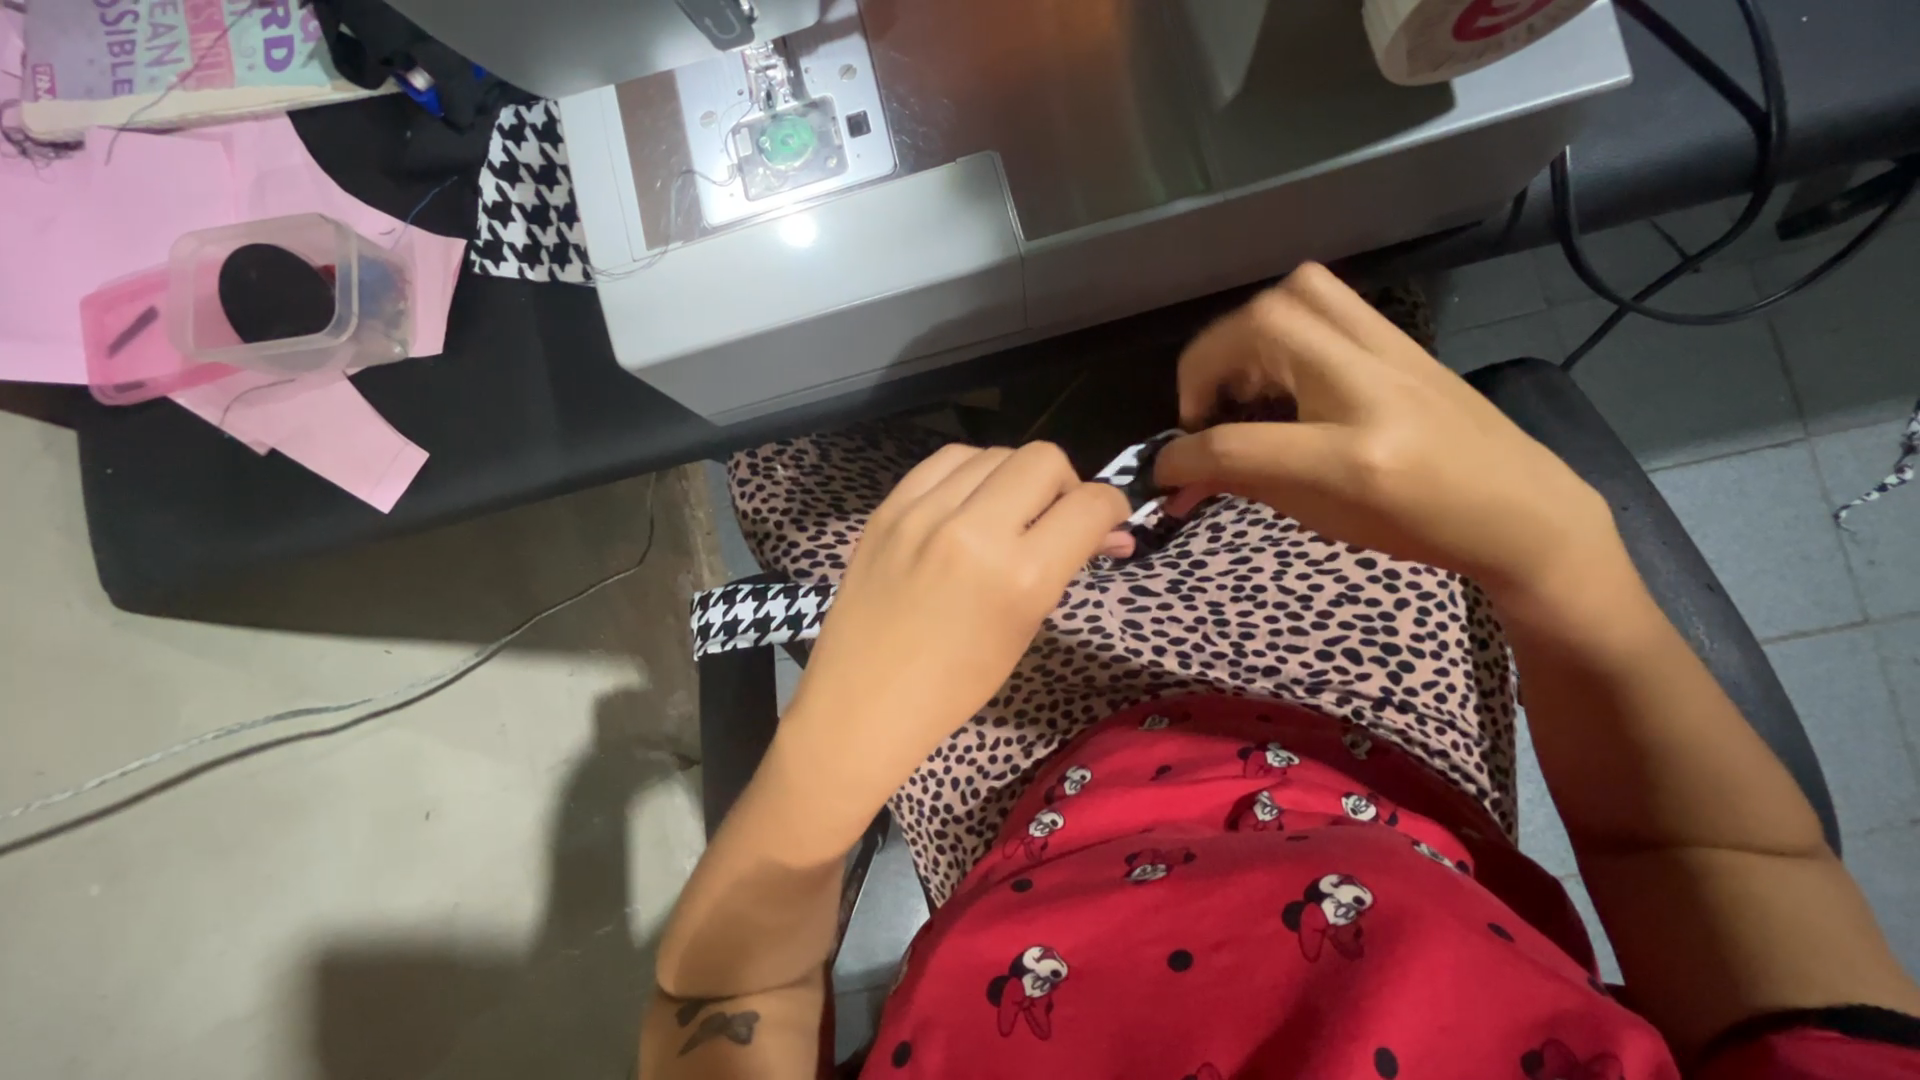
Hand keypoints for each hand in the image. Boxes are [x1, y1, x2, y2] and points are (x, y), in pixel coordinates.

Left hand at [783, 442, 1130, 798]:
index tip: (1106, 522)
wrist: (864, 700)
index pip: (1090, 505)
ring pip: (995, 453)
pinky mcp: (889, 507)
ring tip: (1007, 512)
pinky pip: (946, 461)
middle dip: (1065, 485)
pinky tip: (967, 502)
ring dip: (1016, 477)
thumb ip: (1064, 566)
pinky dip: (970, 473)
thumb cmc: (956, 683)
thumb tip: (1107, 529)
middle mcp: (975, 531)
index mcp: (1020, 576)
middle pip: (1045, 460)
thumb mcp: (1024, 626)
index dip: (1112, 508)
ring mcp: (924, 513)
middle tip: (1053, 519)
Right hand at [1154, 263, 1620, 599]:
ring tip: (1241, 378)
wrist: (1519, 508)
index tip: (1161, 469)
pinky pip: (1326, 298)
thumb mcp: (1322, 518)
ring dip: (1243, 331)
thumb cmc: (1417, 528)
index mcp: (1349, 455)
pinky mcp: (1398, 337)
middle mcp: (1367, 386)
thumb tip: (1183, 474)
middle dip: (1205, 365)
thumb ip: (1245, 484)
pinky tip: (1281, 368)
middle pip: (1259, 330)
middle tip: (1201, 409)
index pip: (1233, 444)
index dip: (1180, 458)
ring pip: (1293, 293)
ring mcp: (1390, 352)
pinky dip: (1281, 322)